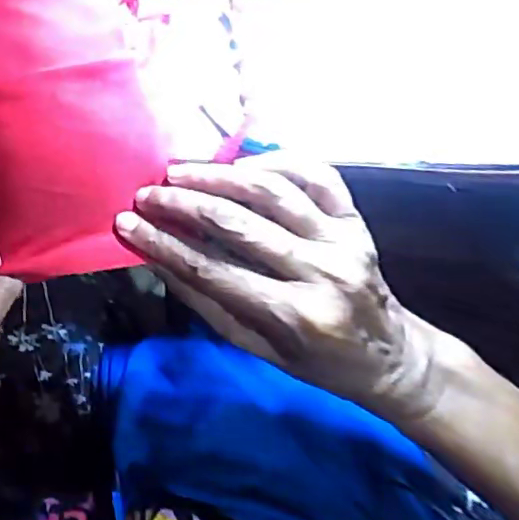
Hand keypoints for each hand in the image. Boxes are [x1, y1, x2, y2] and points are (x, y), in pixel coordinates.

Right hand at [113, 156, 451, 421]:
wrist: (395, 359)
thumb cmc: (311, 356)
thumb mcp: (250, 342)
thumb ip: (198, 296)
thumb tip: (147, 251)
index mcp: (296, 315)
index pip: (209, 269)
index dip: (159, 243)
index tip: (123, 222)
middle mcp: (324, 274)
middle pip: (237, 223)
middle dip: (180, 204)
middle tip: (145, 194)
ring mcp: (344, 242)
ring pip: (270, 191)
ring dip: (215, 175)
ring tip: (176, 171)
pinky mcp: (355, 220)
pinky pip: (314, 175)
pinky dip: (273, 160)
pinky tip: (238, 163)